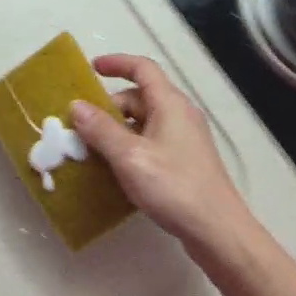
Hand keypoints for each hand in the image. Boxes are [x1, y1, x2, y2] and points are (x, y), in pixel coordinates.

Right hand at [70, 53, 254, 246]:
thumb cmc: (174, 187)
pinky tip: (118, 170)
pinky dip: (132, 147)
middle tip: (85, 127)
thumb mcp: (130, 157)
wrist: (218, 232)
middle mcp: (180, 114)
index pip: (142, 68)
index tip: (92, 69)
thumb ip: (101, 130)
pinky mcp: (186, 162)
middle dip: (111, 107)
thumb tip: (77, 105)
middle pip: (141, 96)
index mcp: (170, 103)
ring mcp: (185, 139)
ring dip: (119, 130)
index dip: (116, 63)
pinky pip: (153, 142)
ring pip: (145, 121)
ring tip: (96, 151)